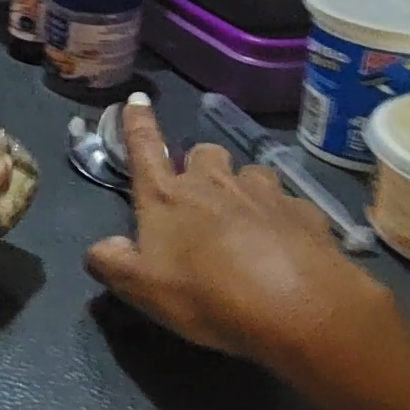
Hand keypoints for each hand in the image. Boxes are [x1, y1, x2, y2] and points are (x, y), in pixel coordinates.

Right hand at [83, 95, 392, 367]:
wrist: (299, 310)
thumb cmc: (207, 294)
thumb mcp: (141, 288)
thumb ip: (111, 263)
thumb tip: (103, 246)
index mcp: (167, 196)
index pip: (145, 148)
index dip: (138, 123)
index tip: (137, 99)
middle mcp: (214, 184)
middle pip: (204, 152)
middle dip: (199, 163)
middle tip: (199, 192)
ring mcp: (264, 195)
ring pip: (251, 172)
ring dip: (243, 186)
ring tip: (245, 216)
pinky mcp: (306, 214)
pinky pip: (290, 205)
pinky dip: (283, 217)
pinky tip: (286, 243)